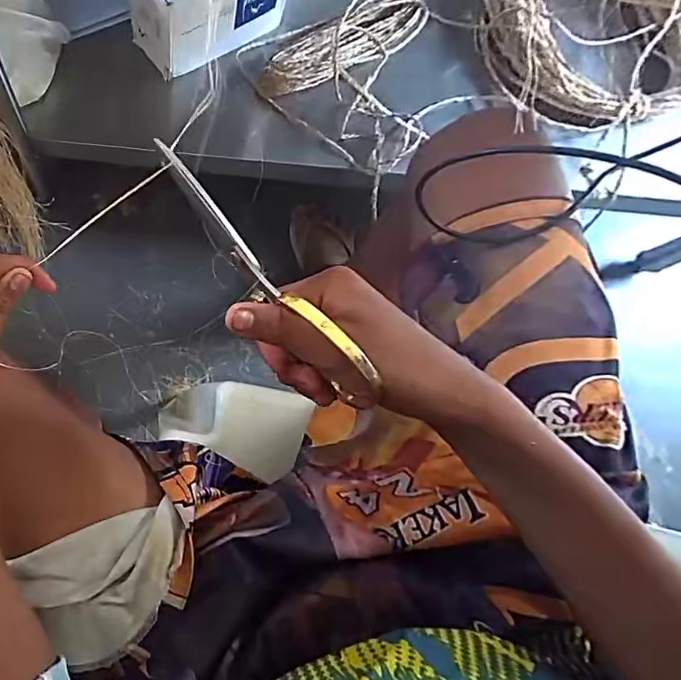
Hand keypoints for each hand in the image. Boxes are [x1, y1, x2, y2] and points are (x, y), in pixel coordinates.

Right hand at [225, 265, 500, 426]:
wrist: (448, 395)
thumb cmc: (393, 368)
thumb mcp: (330, 350)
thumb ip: (280, 329)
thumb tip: (232, 314)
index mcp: (329, 284)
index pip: (271, 309)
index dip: (276, 346)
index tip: (297, 374)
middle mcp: (335, 293)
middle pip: (284, 329)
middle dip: (296, 365)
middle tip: (320, 388)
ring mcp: (346, 314)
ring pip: (300, 347)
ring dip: (311, 376)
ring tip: (337, 393)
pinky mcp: (355, 335)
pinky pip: (321, 355)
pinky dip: (327, 377)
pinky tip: (346, 390)